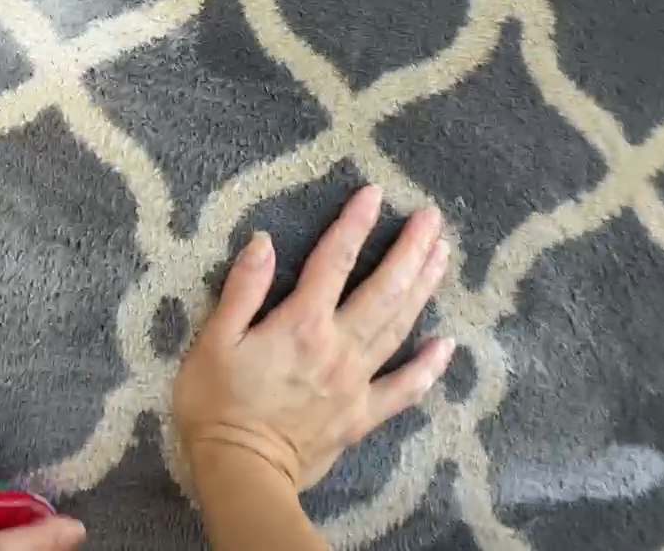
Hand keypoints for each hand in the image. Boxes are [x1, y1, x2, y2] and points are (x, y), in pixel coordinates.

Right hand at [172, 185, 455, 493]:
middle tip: (433, 219)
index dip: (354, 224)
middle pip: (382, 291)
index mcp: (301, 324)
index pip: (333, 262)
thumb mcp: (215, 338)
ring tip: (443, 256)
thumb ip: (242, 289)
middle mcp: (338, 348)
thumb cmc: (216, 400)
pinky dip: (428, 367)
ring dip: (423, 290)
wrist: (240, 471)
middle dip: (409, 251)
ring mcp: (356, 383)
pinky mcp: (361, 416)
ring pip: (398, 328)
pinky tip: (449, 345)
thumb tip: (263, 240)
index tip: (374, 193)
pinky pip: (403, 389)